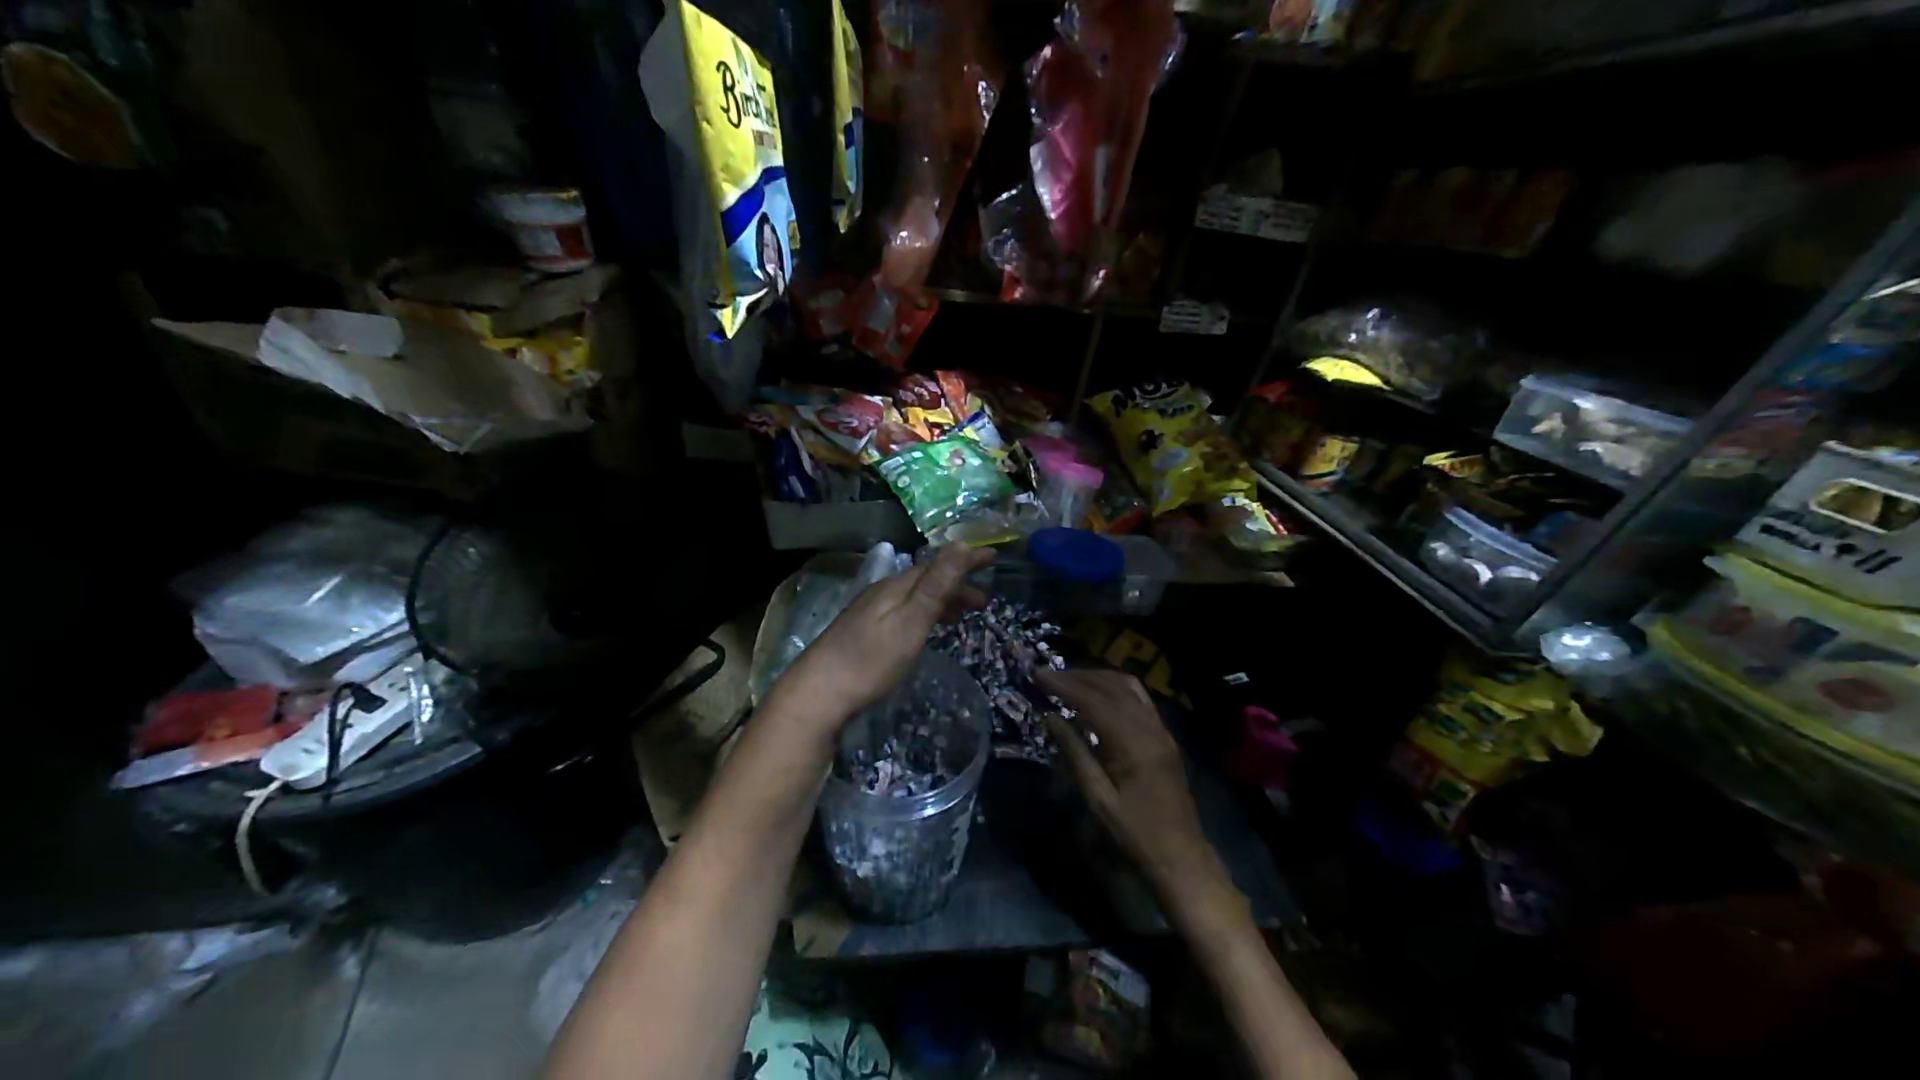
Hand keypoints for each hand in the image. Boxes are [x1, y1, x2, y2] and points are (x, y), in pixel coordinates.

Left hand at [771, 544, 993, 732]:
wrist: (819, 694)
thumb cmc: (871, 660)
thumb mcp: (910, 621)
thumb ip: (935, 585)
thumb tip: (960, 544)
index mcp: (895, 587)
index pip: (937, 564)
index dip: (965, 561)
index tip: (993, 558)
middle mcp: (882, 592)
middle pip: (925, 580)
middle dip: (957, 585)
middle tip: (984, 601)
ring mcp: (869, 612)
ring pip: (913, 597)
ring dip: (941, 601)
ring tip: (962, 616)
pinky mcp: (863, 633)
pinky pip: (903, 612)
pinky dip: (924, 614)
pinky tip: (923, 631)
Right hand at [1038, 669, 1227, 900]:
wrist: (1182, 856)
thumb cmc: (1135, 833)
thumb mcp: (1098, 798)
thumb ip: (1075, 753)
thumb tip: (1050, 718)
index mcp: (1133, 743)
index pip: (1093, 700)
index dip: (1064, 686)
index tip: (1038, 676)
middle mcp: (1150, 728)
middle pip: (1111, 686)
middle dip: (1076, 676)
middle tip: (1046, 675)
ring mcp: (1161, 730)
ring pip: (1128, 687)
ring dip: (1096, 677)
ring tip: (1067, 680)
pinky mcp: (1164, 736)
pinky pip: (1139, 698)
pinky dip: (1114, 688)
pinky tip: (1096, 694)